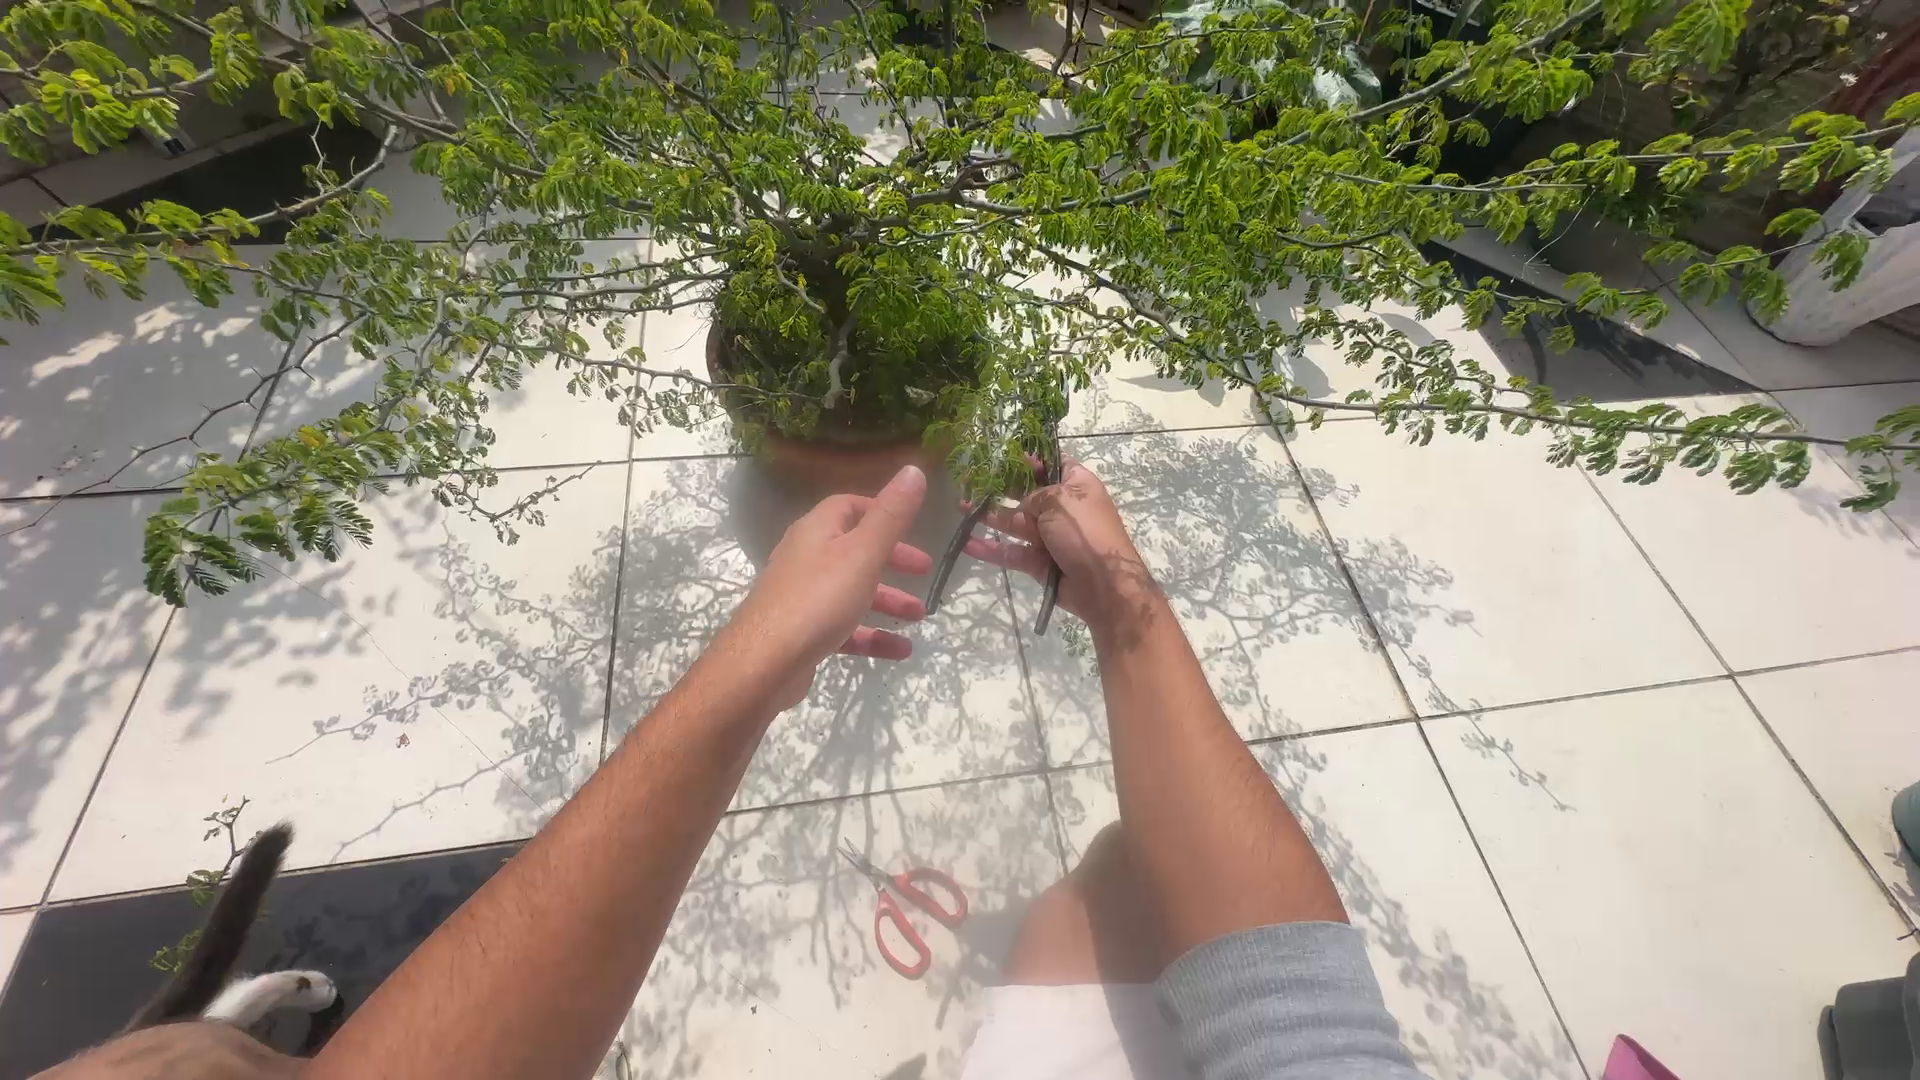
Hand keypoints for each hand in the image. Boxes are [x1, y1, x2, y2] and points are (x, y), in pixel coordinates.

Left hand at [715, 465, 932, 710]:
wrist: (764, 664)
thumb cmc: (818, 599)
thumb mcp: (863, 553)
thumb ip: (891, 515)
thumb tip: (914, 469)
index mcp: (817, 531)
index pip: (849, 506)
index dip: (881, 511)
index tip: (912, 526)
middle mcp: (806, 557)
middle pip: (855, 550)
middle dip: (892, 561)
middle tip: (924, 571)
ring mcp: (802, 596)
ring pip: (852, 592)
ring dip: (887, 602)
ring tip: (919, 617)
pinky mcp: (802, 632)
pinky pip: (844, 627)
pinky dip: (872, 635)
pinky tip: (900, 651)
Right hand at [961, 458, 1155, 634]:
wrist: (1103, 584)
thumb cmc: (1085, 532)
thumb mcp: (1060, 501)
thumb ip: (1035, 497)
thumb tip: (1022, 509)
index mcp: (1076, 486)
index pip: (1054, 463)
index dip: (1032, 458)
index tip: (1006, 453)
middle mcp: (1062, 509)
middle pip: (1027, 493)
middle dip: (1002, 487)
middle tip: (973, 480)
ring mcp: (1049, 537)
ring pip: (1014, 523)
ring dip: (989, 516)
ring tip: (962, 507)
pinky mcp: (1038, 562)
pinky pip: (1011, 552)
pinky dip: (991, 549)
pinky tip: (967, 543)